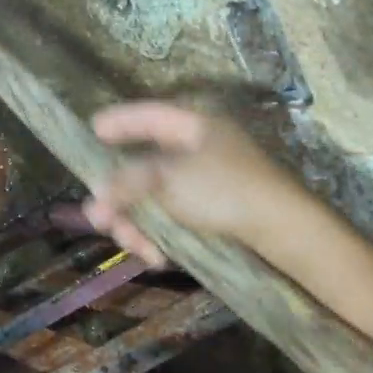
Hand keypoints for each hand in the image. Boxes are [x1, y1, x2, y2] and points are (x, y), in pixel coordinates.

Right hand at [80, 102, 307, 265]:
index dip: (119, 122)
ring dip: (137, 227)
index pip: (149, 115)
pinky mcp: (209, 211)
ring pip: (151, 201)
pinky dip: (159, 236)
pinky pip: (169, 218)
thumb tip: (96, 196)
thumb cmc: (224, 191)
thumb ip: (126, 183)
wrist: (280, 229)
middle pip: (141, 169)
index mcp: (193, 127)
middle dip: (119, 201)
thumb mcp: (166, 180)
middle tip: (101, 220)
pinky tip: (159, 256)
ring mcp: (203, 182)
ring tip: (138, 248)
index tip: (92, 129)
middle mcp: (196, 150)